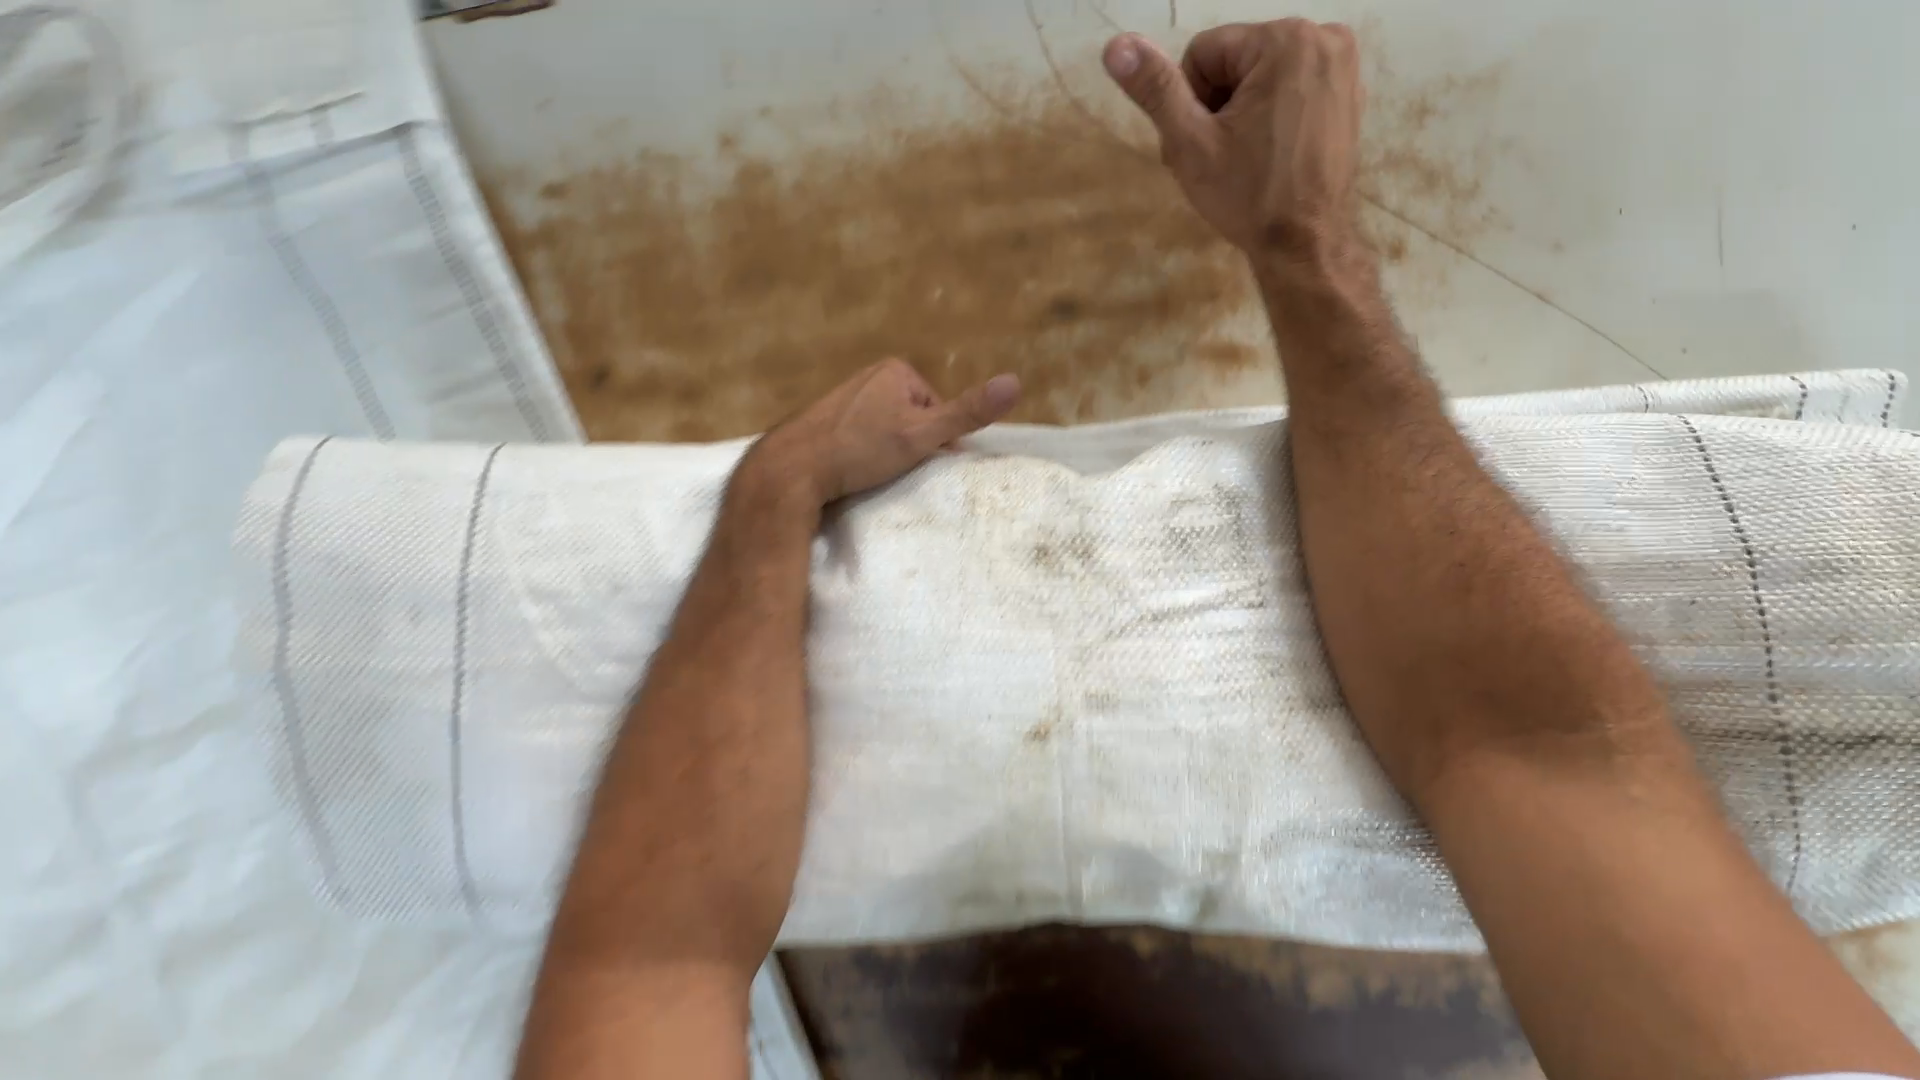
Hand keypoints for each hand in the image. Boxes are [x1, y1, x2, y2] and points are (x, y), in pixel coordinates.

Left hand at [748, 359, 1020, 505]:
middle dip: (908, 446)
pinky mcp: (824, 420)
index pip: (937, 412)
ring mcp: (844, 397)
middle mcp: (869, 376)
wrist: (792, 469)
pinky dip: (860, 455)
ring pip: (885, 430)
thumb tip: (1016, 382)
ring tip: (870, 473)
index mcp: (896, 370)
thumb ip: (967, 412)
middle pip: (911, 419)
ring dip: (885, 453)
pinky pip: (859, 438)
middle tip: (892, 471)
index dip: (934, 442)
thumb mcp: (921, 434)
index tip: (918, 464)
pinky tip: (851, 471)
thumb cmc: (860, 450)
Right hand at [1103, 20, 1363, 260]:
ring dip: (1240, 115)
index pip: (1203, 54)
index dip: (1189, 104)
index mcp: (1283, 40)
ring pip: (1260, 77)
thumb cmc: (1247, 195)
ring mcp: (1342, 65)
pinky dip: (1271, 117)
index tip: (1201, 146)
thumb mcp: (1190, 142)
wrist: (1304, 244)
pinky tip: (1269, 156)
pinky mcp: (1349, 93)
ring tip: (1242, 161)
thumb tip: (1116, 46)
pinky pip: (1289, 91)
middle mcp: (1322, 37)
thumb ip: (1156, 89)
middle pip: (1234, 63)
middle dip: (1216, 108)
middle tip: (1218, 159)